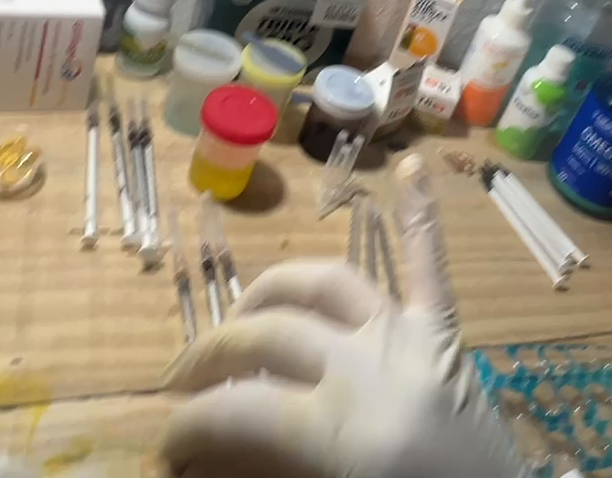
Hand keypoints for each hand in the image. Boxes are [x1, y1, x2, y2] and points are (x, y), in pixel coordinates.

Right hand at [159, 156, 523, 477]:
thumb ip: (262, 472)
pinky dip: (420, 215)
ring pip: (328, 283)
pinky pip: (429, 265)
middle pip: (271, 335)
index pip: (236, 410)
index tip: (168, 443)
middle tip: (187, 379)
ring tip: (245, 310)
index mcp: (338, 428)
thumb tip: (197, 460)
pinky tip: (413, 165)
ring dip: (277, 289)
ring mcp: (409, 336)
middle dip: (215, 353)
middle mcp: (370, 366)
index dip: (188, 426)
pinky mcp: (443, 331)